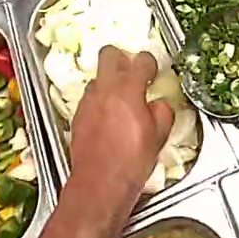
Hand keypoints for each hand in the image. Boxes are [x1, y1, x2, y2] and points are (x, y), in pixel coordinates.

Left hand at [63, 46, 173, 229]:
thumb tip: (158, 105)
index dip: (150, 63)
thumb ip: (162, 111)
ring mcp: (87, 102)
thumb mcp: (160, 135)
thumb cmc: (132, 160)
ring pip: (97, 78)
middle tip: (132, 72)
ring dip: (109, 83)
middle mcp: (104, 89)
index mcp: (128, 89)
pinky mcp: (76, 117)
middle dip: (122, 58)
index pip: (141, 60)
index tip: (153, 71)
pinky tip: (108, 119)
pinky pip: (89, 99)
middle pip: (109, 54)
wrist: (99, 183)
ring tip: (121, 100)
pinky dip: (99, 102)